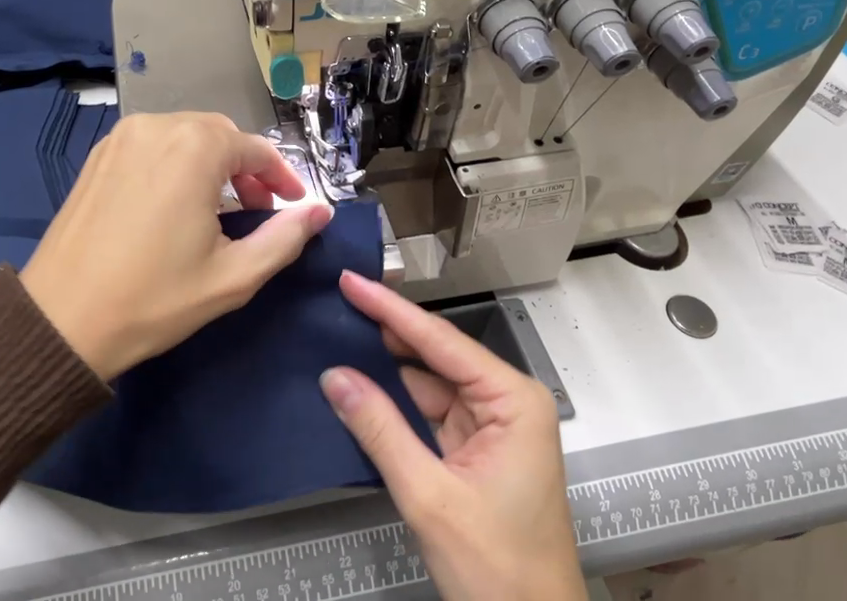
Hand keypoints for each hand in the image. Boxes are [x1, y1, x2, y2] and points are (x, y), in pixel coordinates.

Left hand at [20, 112, 332, 379]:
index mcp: (195, 146)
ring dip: (211, 165)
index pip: (256, 149)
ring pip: (184, 137)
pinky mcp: (97, 155)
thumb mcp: (233, 276)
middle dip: (246, 169)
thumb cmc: (154, 298)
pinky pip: (152, 146)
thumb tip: (321, 211)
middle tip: (257, 211)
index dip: (282, 178)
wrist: (62, 319)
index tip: (294, 207)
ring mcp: (121, 138)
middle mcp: (157, 126)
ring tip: (217, 210)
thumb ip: (285, 238)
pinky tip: (175, 204)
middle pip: (220, 136)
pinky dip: (175, 164)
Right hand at [320, 271, 583, 600]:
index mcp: (512, 401)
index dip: (391, 309)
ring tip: (336, 340)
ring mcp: (491, 428)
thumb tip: (334, 376)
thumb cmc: (496, 567)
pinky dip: (395, 404)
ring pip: (428, 384)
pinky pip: (429, 413)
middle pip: (436, 356)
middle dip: (387, 333)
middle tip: (336, 305)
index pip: (441, 341)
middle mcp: (506, 403)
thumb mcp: (429, 495)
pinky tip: (359, 388)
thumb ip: (380, 429)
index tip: (351, 281)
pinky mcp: (475, 451)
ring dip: (386, 370)